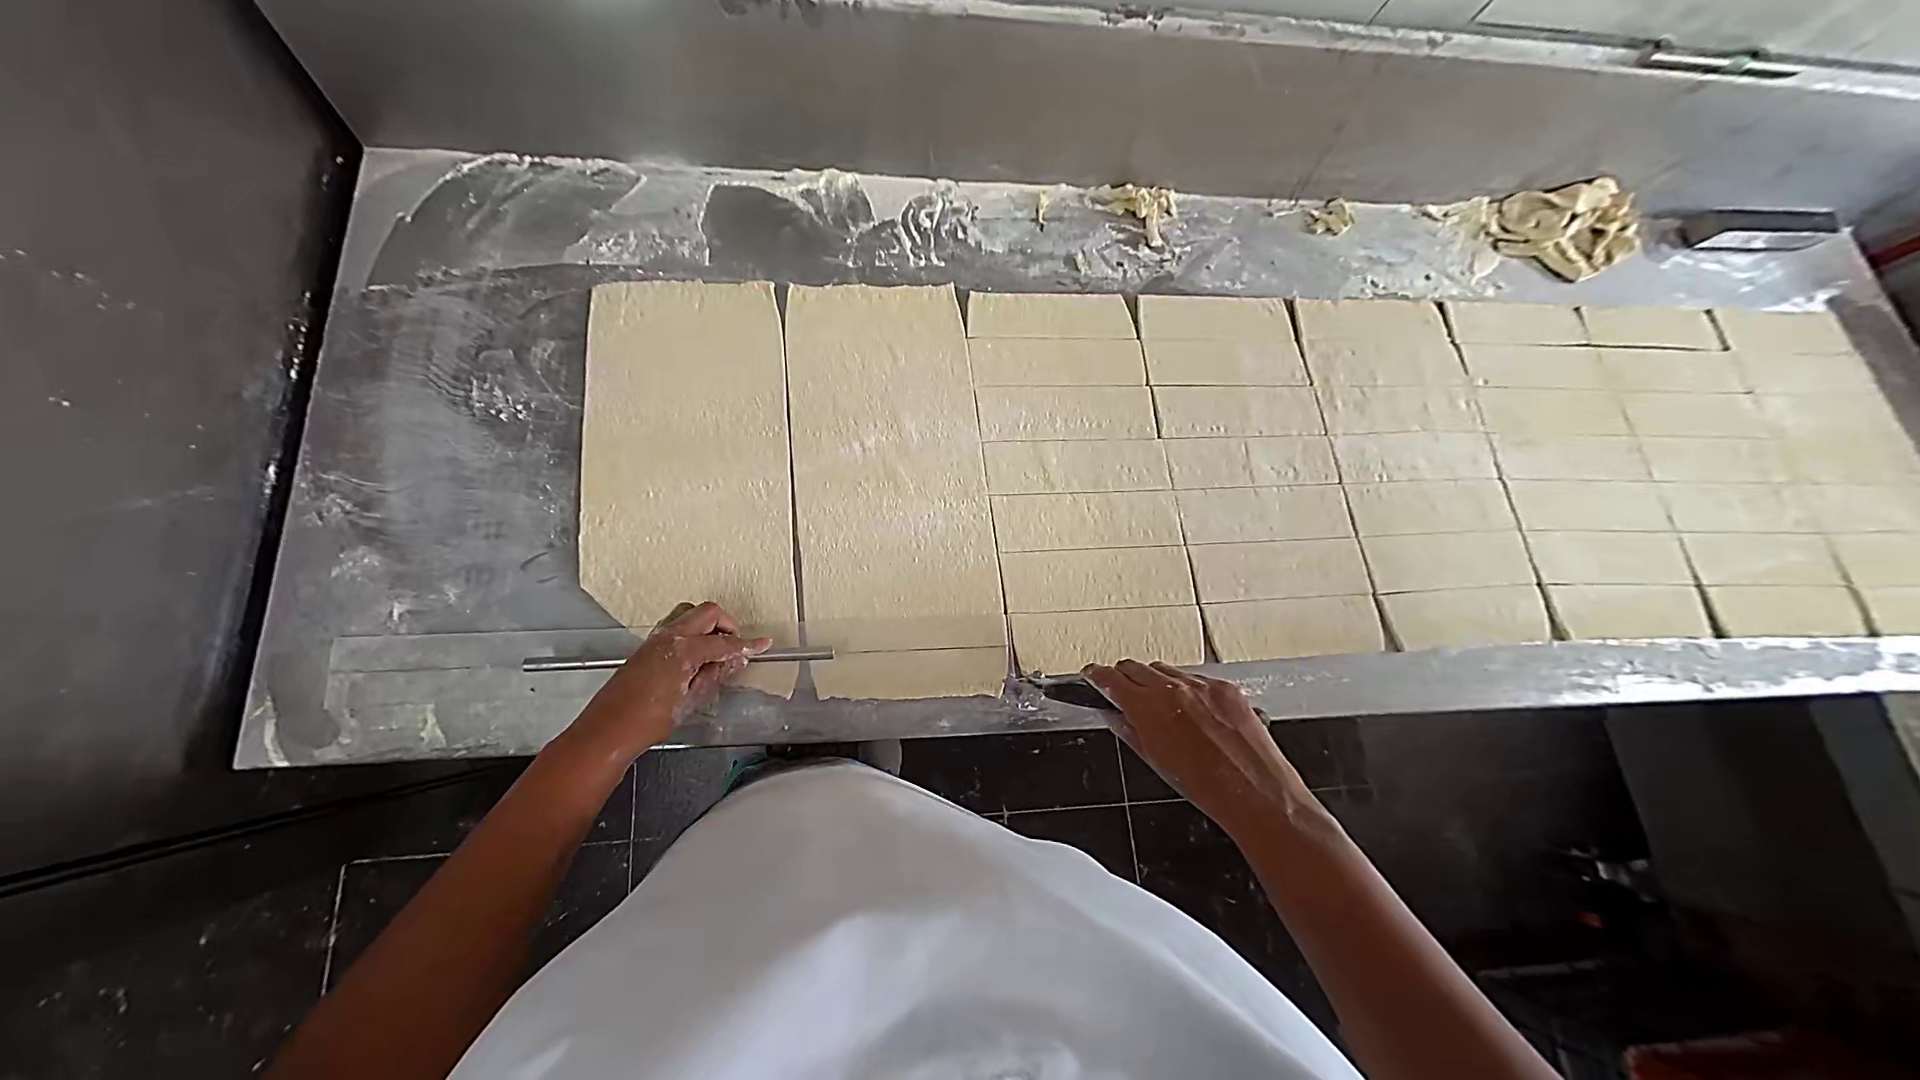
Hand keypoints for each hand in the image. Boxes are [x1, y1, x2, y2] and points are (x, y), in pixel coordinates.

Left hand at [566, 602, 770, 758]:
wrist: (609, 730)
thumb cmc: (646, 720)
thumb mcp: (692, 699)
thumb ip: (716, 674)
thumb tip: (734, 660)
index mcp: (683, 649)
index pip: (725, 642)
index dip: (747, 644)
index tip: (762, 644)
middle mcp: (669, 636)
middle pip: (708, 612)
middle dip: (728, 625)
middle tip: (737, 646)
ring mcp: (656, 638)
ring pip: (691, 614)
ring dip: (708, 624)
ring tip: (718, 648)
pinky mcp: (648, 646)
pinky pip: (677, 625)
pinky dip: (693, 631)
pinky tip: (697, 653)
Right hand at [1082, 660, 1319, 836]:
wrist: (1256, 795)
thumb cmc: (1207, 787)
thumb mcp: (1154, 760)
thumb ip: (1128, 730)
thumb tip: (1114, 716)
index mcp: (1148, 708)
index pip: (1110, 678)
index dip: (1097, 675)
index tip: (1092, 675)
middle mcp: (1173, 690)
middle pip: (1135, 666)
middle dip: (1124, 676)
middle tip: (1123, 690)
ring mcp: (1202, 686)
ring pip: (1165, 669)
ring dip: (1156, 681)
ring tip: (1162, 706)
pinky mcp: (1226, 688)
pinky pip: (1196, 678)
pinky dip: (1188, 689)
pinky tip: (1194, 711)